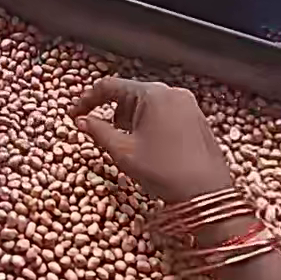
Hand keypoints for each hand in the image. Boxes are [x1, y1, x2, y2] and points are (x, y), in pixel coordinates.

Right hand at [69, 77, 234, 202]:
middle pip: (129, 92)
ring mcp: (187, 103)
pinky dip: (147, 122)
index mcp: (152, 95)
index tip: (74, 115)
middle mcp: (171, 92)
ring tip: (125, 143)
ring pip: (146, 102)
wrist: (207, 193)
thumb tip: (81, 121)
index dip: (87, 100)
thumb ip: (98, 131)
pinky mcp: (195, 117)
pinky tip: (146, 145)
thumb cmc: (162, 171)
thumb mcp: (123, 152)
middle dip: (110, 111)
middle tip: (100, 133)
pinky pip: (163, 111)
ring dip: (129, 117)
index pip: (109, 86)